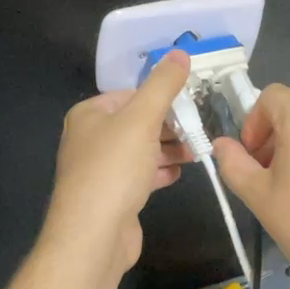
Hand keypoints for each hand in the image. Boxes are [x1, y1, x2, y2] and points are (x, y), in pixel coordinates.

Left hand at [41, 51, 192, 275]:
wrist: (94, 235)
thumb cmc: (114, 169)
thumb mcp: (142, 118)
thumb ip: (163, 85)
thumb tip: (181, 53)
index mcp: (89, 114)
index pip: (130, 95)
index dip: (161, 97)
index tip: (193, 102)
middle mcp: (89, 139)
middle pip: (136, 123)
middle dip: (168, 125)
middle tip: (200, 128)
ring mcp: (99, 171)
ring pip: (140, 151)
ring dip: (168, 149)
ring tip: (197, 151)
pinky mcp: (112, 198)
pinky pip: (139, 177)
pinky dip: (159, 173)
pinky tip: (179, 174)